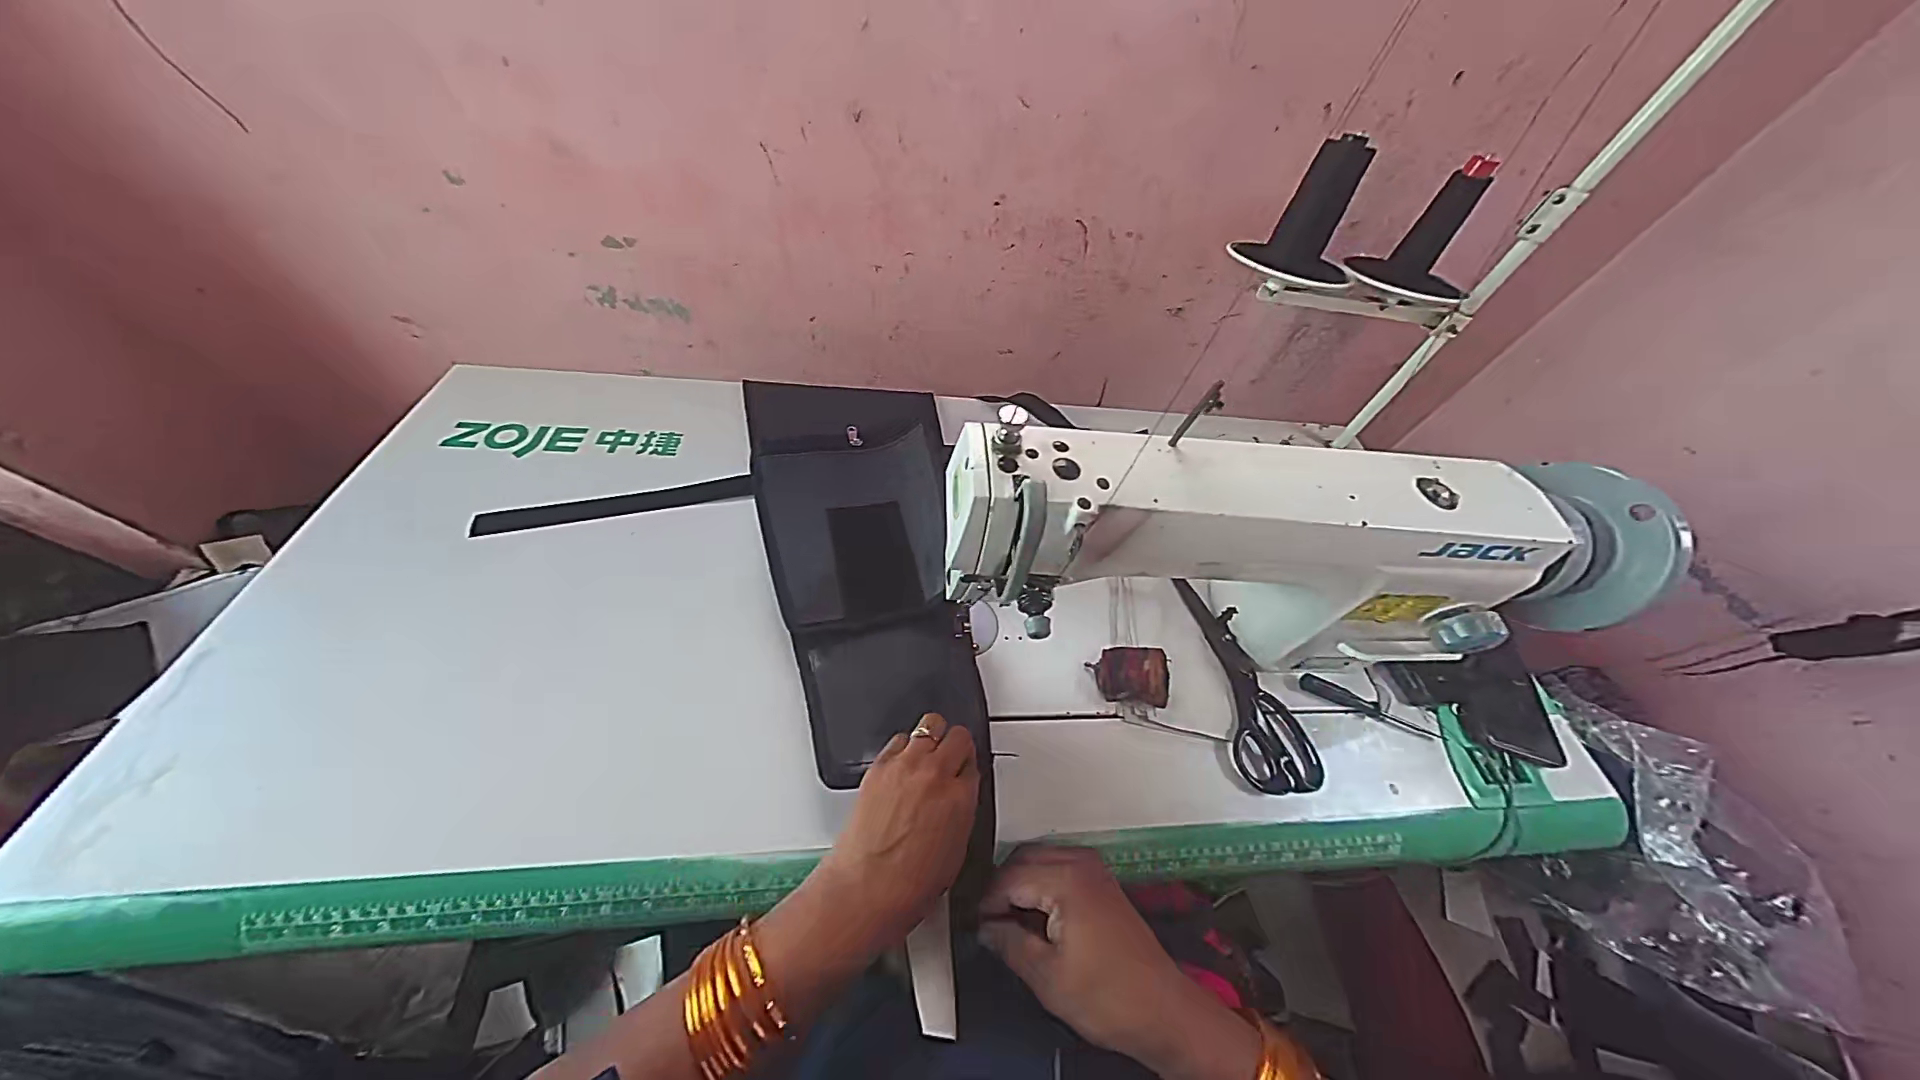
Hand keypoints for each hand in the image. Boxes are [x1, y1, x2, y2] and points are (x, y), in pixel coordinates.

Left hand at [814, 712, 979, 947]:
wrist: (867, 889)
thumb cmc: (908, 883)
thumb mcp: (957, 851)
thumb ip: (962, 813)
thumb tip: (958, 801)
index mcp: (961, 797)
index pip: (974, 763)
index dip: (968, 769)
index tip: (963, 773)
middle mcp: (936, 775)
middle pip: (958, 736)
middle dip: (956, 745)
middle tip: (950, 756)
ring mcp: (906, 766)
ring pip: (930, 724)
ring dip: (932, 737)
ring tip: (927, 751)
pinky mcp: (879, 766)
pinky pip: (898, 739)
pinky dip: (903, 746)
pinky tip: (902, 761)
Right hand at [977, 847, 1260, 1079]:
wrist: (1163, 1011)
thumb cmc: (1110, 997)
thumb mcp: (1046, 977)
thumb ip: (1007, 943)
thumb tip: (985, 927)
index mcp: (1065, 880)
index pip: (1007, 877)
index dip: (986, 903)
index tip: (976, 926)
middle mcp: (1079, 862)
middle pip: (1021, 858)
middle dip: (1001, 888)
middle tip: (990, 924)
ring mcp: (1093, 868)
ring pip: (1039, 859)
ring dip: (1020, 884)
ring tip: (1011, 923)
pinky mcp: (1101, 880)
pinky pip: (1058, 867)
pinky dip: (1040, 884)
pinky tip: (1037, 918)